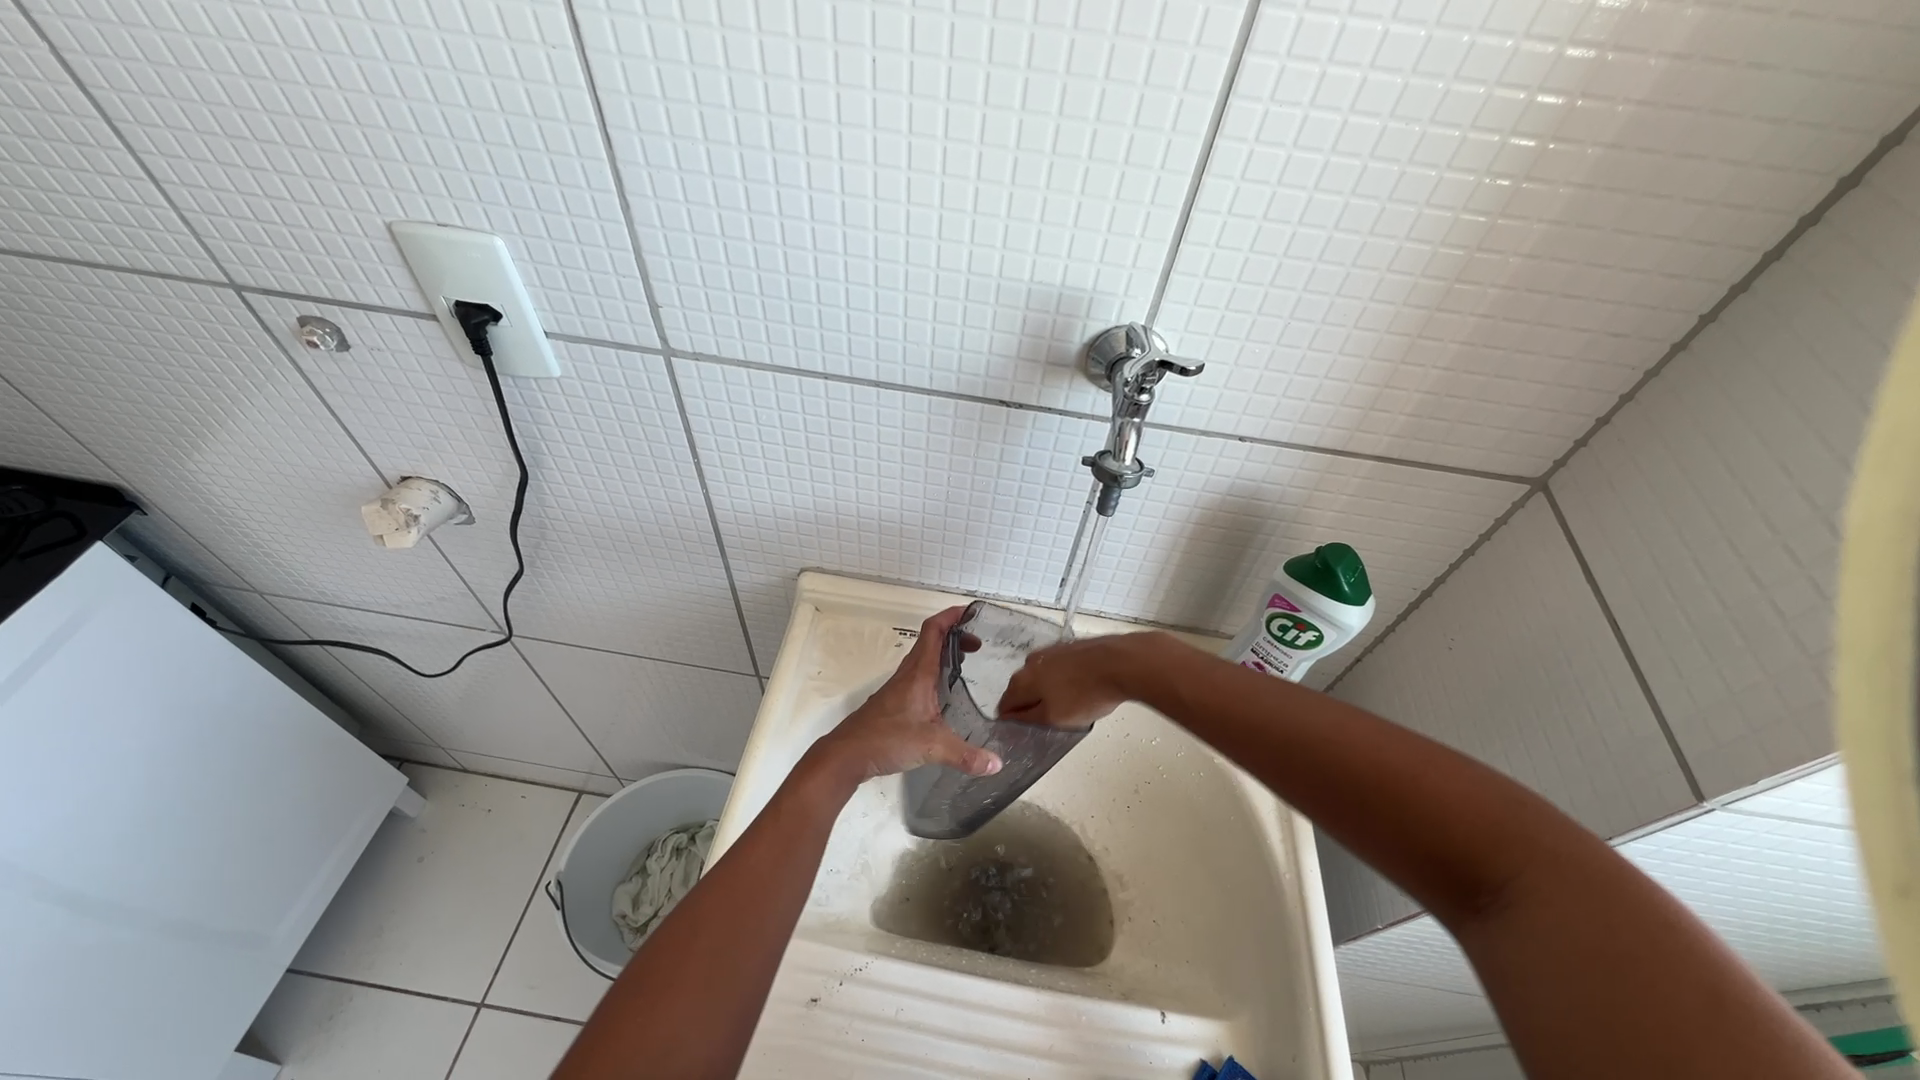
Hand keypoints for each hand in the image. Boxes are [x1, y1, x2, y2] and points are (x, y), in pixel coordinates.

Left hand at [810, 606, 1002, 783]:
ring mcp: (899, 688)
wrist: (847, 754)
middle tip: (978, 646)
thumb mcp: (933, 747)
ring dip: (944, 654)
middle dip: (955, 636)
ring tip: (967, 664)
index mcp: (918, 673)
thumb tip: (997, 764)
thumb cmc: (887, 739)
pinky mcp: (894, 703)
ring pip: (924, 659)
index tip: (972, 613)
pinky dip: (936, 674)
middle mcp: (909, 674)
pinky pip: (919, 677)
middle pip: (931, 641)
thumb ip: (966, 755)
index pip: (934, 630)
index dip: (952, 616)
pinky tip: (945, 695)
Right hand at [996, 631, 1169, 727]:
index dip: (1012, 720)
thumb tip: (1008, 716)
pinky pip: (1057, 667)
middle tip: (1050, 720)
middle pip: (1021, 688)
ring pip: (1040, 677)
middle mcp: (1030, 661)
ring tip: (1069, 704)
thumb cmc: (1085, 694)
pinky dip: (1063, 679)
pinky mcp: (1069, 646)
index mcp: (1021, 680)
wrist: (1119, 662)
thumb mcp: (1053, 718)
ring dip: (1048, 690)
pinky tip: (1080, 687)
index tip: (1026, 730)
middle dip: (1030, 704)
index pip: (1004, 704)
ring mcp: (1050, 650)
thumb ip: (1026, 718)